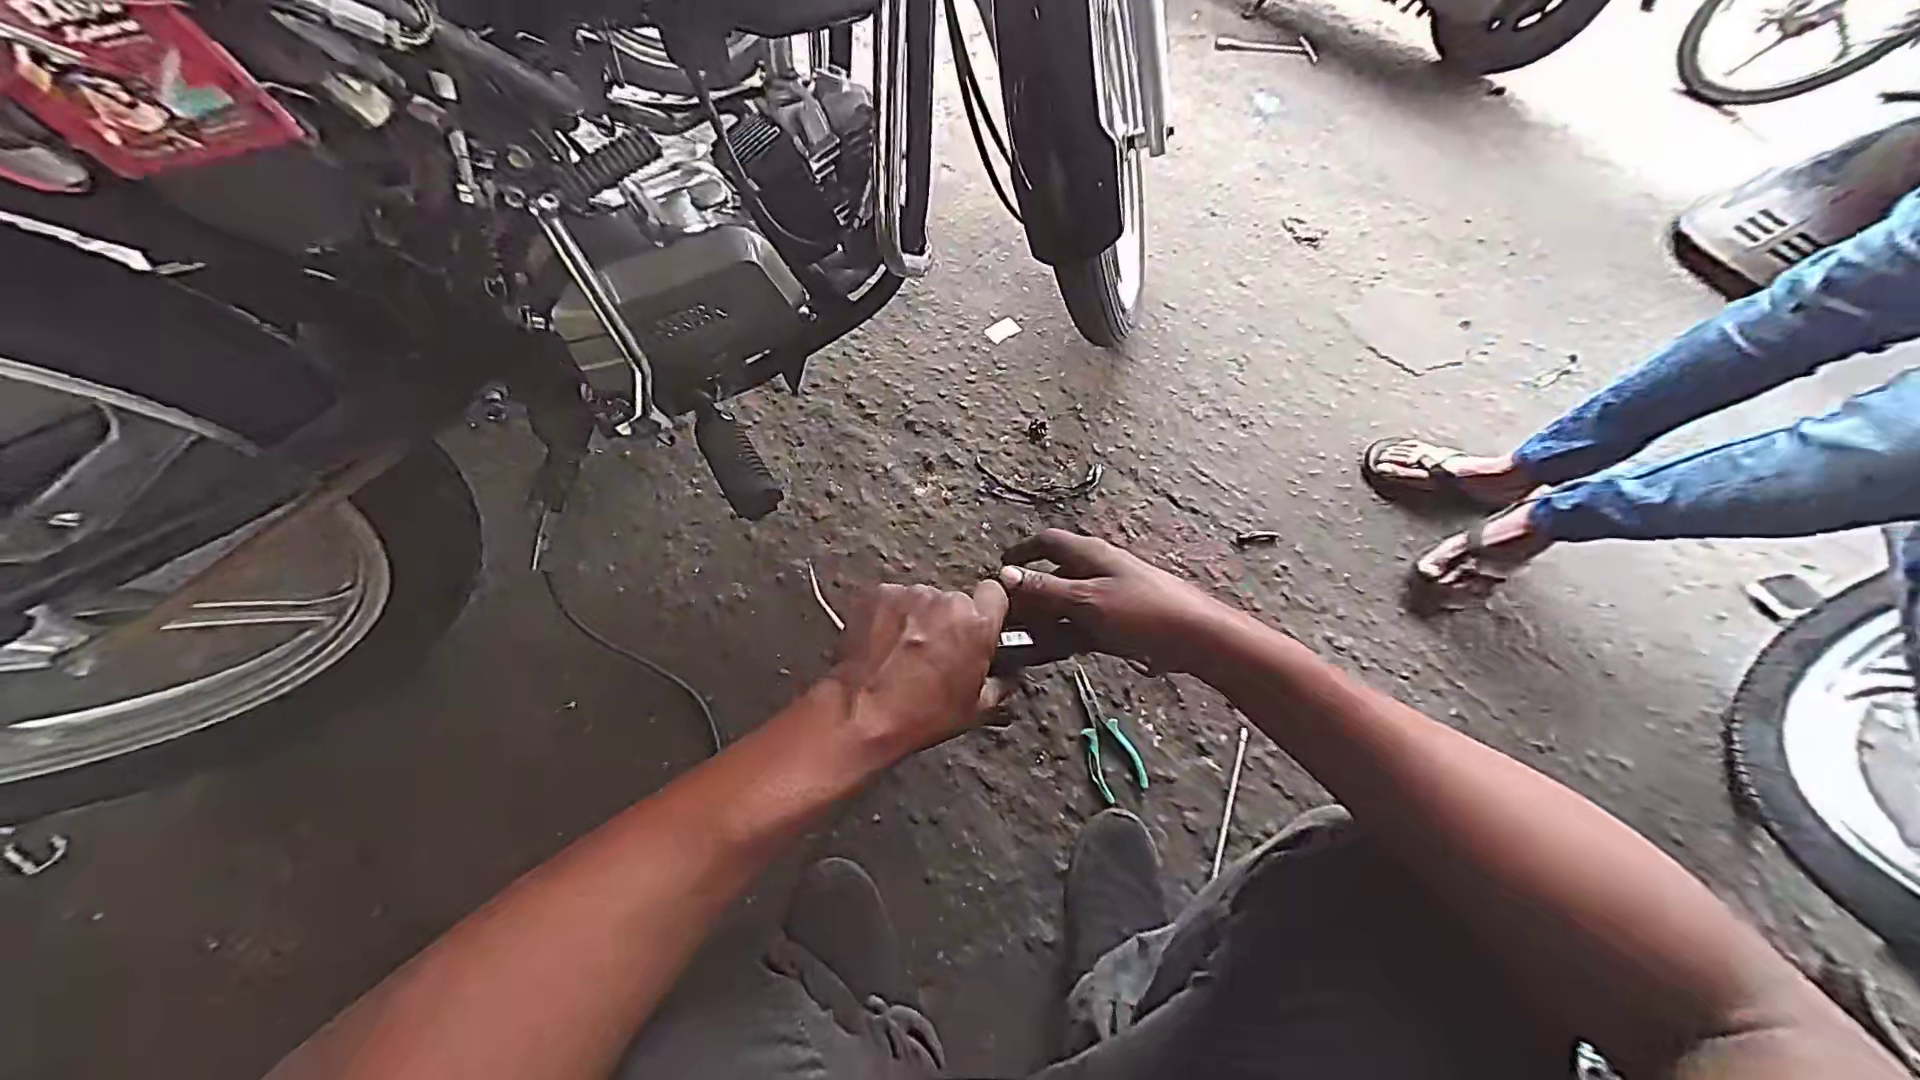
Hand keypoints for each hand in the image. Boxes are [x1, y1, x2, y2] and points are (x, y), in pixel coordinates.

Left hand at [826, 580, 1010, 760]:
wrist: (863, 712)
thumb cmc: (918, 714)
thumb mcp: (974, 709)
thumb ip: (1000, 684)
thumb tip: (1007, 678)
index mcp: (977, 624)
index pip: (994, 593)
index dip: (986, 608)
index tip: (978, 620)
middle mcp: (946, 602)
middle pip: (954, 601)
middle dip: (947, 621)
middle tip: (934, 651)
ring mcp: (910, 595)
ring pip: (922, 600)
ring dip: (916, 618)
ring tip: (904, 651)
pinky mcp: (879, 595)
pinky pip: (892, 600)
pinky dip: (889, 616)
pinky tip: (884, 643)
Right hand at [999, 529, 1233, 672]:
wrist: (1194, 637)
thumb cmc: (1143, 610)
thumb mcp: (1086, 599)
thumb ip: (1045, 588)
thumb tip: (1006, 575)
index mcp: (1089, 554)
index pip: (1047, 542)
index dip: (1022, 551)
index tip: (1001, 566)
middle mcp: (1097, 569)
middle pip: (1054, 575)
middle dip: (1030, 593)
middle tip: (1009, 613)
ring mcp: (1108, 595)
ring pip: (1066, 602)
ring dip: (1046, 617)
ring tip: (1027, 636)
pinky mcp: (1118, 619)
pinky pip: (1082, 623)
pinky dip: (1066, 632)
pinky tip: (1056, 649)